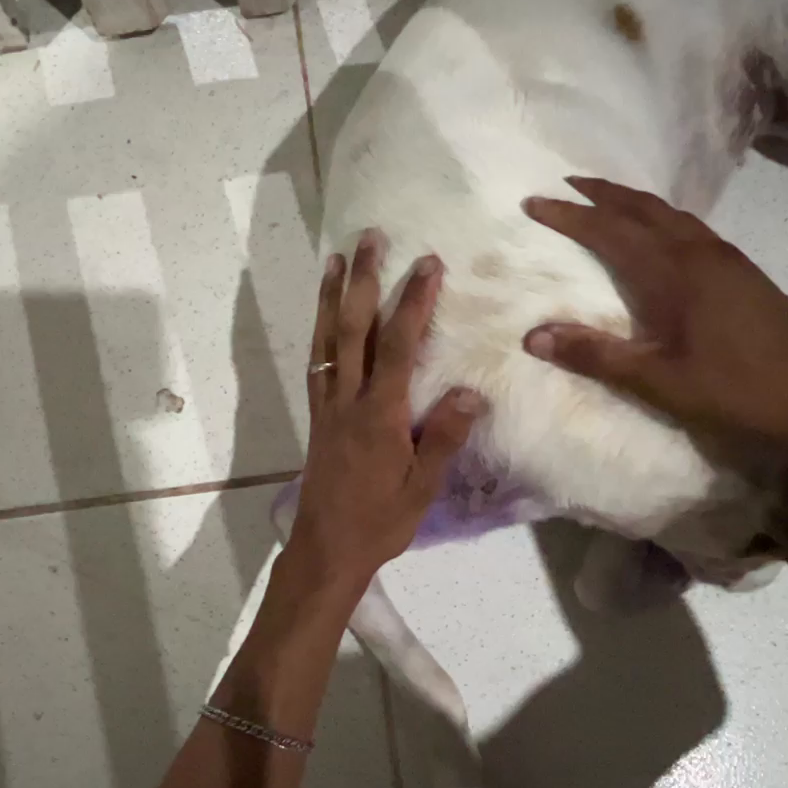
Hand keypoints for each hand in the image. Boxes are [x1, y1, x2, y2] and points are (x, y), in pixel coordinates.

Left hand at [287, 231, 484, 584]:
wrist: (326, 549)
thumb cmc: (380, 522)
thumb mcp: (422, 488)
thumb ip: (444, 439)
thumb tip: (470, 393)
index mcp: (381, 415)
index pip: (400, 347)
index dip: (413, 303)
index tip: (427, 263)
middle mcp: (349, 401)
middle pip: (354, 330)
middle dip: (363, 281)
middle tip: (369, 238)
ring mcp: (328, 408)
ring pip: (327, 341)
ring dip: (331, 297)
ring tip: (334, 259)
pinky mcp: (318, 418)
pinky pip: (317, 365)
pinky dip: (320, 333)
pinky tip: (323, 319)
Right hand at [521, 178, 787, 447]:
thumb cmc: (732, 390)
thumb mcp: (657, 380)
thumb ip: (596, 355)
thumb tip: (533, 337)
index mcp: (675, 273)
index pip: (610, 232)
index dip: (569, 216)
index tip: (534, 202)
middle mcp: (700, 253)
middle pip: (643, 209)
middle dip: (601, 195)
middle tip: (567, 185)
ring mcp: (727, 258)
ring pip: (671, 214)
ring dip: (633, 203)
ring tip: (606, 201)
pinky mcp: (743, 271)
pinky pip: (690, 228)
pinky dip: (661, 218)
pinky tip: (660, 235)